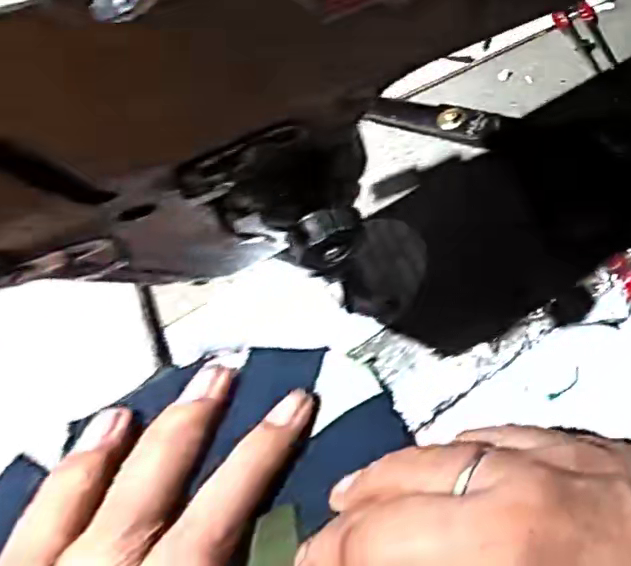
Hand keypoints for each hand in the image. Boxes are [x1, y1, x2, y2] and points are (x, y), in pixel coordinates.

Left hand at [0, 364, 314, 565]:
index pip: (228, 498)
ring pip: (53, 517)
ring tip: (116, 415)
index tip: (297, 399)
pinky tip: (35, 491)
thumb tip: (308, 549)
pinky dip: (23, 518)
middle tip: (217, 372)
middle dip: (187, 424)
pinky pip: (0, 557)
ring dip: (93, 461)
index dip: (269, 444)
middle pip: (145, 488)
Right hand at [297, 427, 630, 565]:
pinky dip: (463, 445)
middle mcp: (512, 486)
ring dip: (399, 470)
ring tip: (360, 491)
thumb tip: (404, 553)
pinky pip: (504, 433)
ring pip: (452, 447)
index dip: (326, 556)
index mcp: (491, 543)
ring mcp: (547, 453)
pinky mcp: (577, 439)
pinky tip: (448, 455)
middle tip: (323, 537)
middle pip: (402, 483)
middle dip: (349, 513)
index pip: (373, 538)